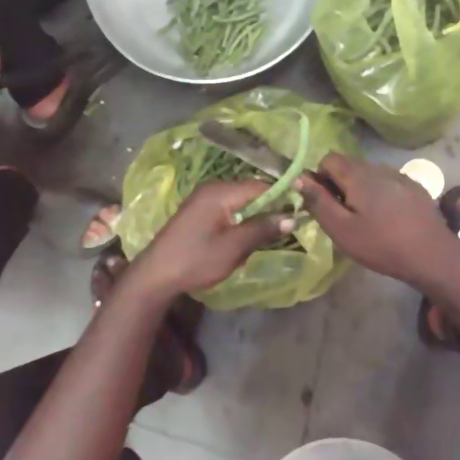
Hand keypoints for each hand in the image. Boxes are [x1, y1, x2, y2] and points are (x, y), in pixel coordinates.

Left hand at [123, 181, 293, 301]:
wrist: (156, 274)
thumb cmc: (195, 259)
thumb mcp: (234, 247)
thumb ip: (263, 229)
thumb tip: (292, 217)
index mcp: (221, 192)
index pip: (262, 186)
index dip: (284, 197)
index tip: (303, 212)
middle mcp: (212, 189)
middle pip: (252, 192)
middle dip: (270, 209)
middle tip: (289, 229)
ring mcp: (204, 200)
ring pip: (242, 203)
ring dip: (255, 219)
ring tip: (269, 237)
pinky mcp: (199, 213)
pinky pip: (229, 210)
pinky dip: (241, 223)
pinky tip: (245, 241)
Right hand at [295, 154, 459, 290]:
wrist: (433, 257)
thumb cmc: (381, 245)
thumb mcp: (341, 229)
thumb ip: (318, 201)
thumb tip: (299, 179)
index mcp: (359, 175)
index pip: (328, 159)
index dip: (320, 178)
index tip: (324, 203)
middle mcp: (379, 168)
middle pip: (349, 165)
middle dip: (339, 184)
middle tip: (342, 215)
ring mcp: (400, 176)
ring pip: (368, 174)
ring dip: (359, 189)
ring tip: (364, 219)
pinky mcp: (415, 188)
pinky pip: (387, 183)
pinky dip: (379, 195)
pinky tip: (386, 219)